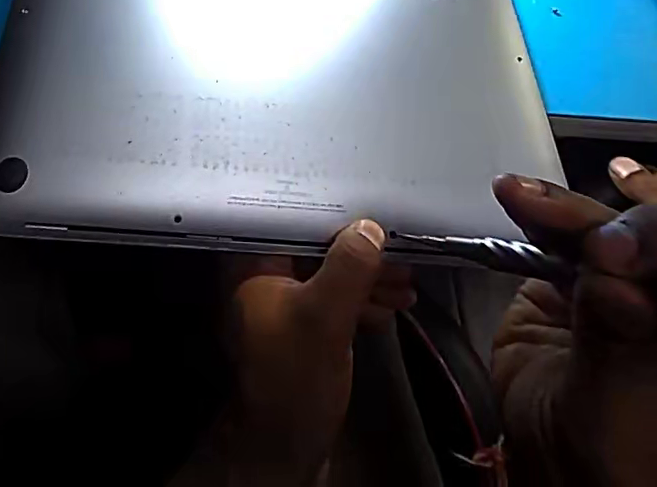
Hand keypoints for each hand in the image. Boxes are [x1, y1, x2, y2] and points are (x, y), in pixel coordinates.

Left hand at [175, 220, 413, 485]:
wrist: (284, 448)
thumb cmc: (293, 377)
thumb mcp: (323, 317)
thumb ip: (346, 269)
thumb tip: (368, 226)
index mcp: (252, 262)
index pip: (289, 220)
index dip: (329, 213)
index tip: (364, 207)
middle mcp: (261, 276)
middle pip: (312, 247)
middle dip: (357, 253)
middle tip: (397, 254)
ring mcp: (280, 303)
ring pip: (325, 275)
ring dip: (364, 279)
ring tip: (404, 283)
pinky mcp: (298, 328)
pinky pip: (329, 301)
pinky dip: (357, 301)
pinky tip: (390, 306)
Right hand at [490, 160, 656, 485]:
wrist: (533, 447)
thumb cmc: (590, 480)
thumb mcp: (607, 445)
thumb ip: (618, 366)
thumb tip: (615, 286)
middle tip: (605, 247)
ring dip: (611, 210)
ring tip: (542, 206)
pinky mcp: (624, 266)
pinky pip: (607, 219)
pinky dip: (562, 204)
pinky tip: (525, 194)